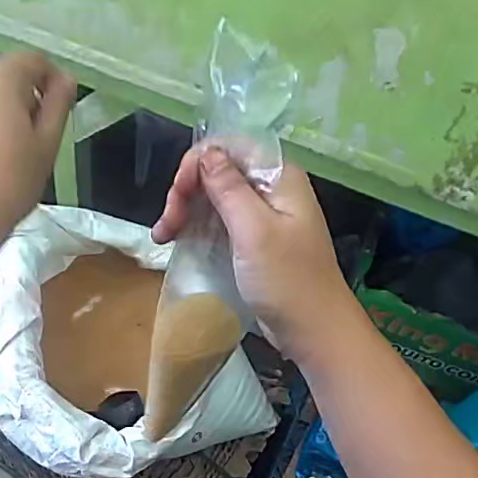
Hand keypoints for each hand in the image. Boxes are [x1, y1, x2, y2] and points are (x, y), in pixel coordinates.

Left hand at [0, 52, 75, 244]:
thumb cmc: (14, 180)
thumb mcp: (48, 141)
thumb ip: (59, 103)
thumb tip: (66, 79)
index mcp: (1, 79)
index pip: (35, 59)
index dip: (54, 79)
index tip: (63, 108)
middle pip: (11, 71)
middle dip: (32, 92)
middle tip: (45, 129)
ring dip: (13, 106)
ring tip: (23, 143)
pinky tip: (1, 149)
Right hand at [150, 146, 359, 359]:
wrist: (313, 330)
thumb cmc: (287, 280)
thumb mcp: (255, 231)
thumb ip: (229, 188)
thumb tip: (206, 153)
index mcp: (278, 177)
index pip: (229, 147)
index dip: (197, 164)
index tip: (177, 196)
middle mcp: (271, 190)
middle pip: (218, 172)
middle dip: (186, 192)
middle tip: (166, 227)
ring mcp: (263, 217)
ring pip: (215, 198)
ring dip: (186, 212)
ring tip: (164, 237)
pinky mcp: (254, 242)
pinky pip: (220, 223)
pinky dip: (197, 229)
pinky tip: (178, 242)